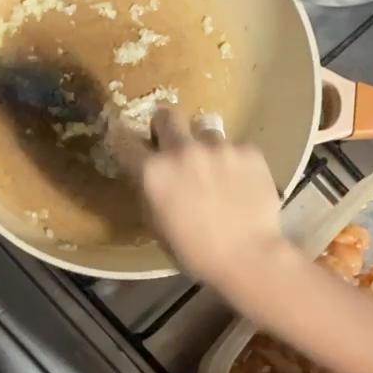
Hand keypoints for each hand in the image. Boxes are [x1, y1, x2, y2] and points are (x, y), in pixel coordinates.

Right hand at [139, 107, 292, 293]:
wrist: (248, 257)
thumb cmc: (195, 252)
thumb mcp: (157, 226)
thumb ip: (151, 193)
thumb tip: (152, 178)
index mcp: (153, 172)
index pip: (124, 140)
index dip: (123, 139)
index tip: (127, 141)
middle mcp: (183, 151)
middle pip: (167, 115)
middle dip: (165, 126)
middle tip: (171, 143)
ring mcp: (219, 147)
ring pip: (205, 130)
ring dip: (204, 145)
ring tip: (214, 169)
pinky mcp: (249, 151)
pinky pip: (235, 148)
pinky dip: (233, 161)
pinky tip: (240, 184)